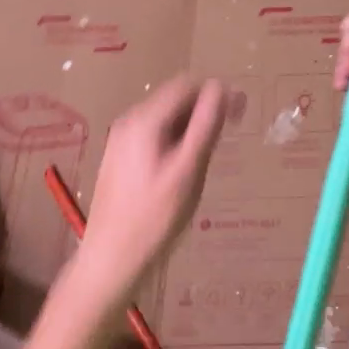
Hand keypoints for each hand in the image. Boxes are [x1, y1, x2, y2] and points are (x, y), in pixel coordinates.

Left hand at [77, 75, 225, 275]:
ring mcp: (121, 140)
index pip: (187, 85)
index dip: (216, 93)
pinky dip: (175, 138)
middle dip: (204, 110)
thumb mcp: (188, 171)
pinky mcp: (119, 157)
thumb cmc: (154, 219)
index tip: (239, 114)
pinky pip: (155, 133)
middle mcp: (129, 122)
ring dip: (190, 125)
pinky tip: (182, 168)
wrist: (109, 263)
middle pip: (175, 99)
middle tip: (227, 134)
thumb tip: (222, 88)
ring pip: (166, 116)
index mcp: (144, 120)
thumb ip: (206, 125)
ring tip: (205, 156)